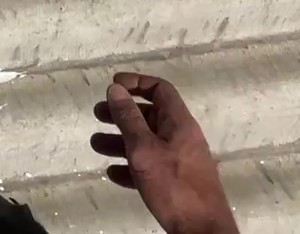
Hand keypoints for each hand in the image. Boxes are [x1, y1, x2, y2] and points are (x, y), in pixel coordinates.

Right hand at [90, 73, 237, 233]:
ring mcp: (180, 162)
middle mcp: (181, 138)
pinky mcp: (177, 184)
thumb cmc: (174, 185)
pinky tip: (114, 173)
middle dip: (121, 114)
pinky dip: (131, 166)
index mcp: (178, 123)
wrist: (203, 233)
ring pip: (146, 142)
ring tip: (97, 145)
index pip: (160, 89)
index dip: (136, 82)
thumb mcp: (144, 148)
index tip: (113, 86)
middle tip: (98, 115)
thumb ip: (128, 118)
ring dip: (120, 141)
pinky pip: (150, 166)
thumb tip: (116, 89)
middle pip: (149, 116)